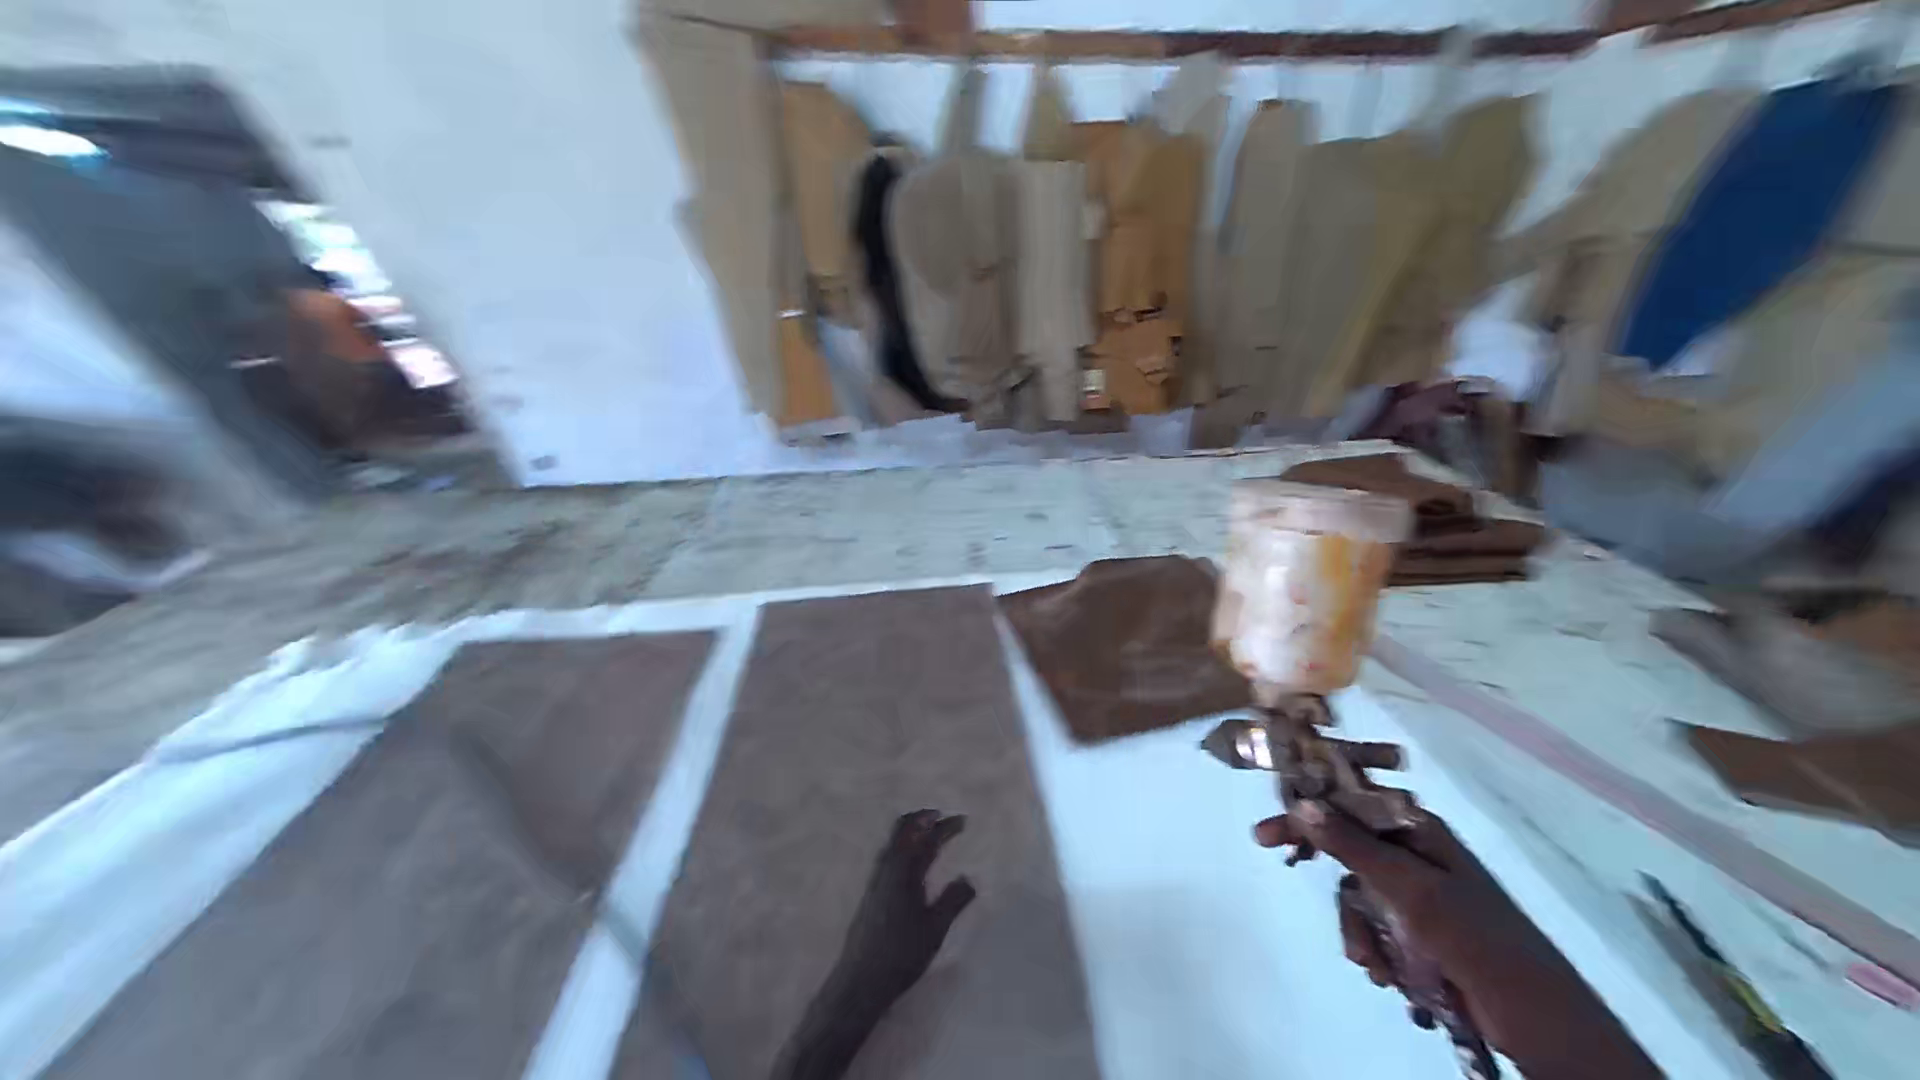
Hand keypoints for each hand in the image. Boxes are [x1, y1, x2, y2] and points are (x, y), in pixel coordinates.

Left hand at [832, 809, 976, 1004]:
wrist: (860, 981)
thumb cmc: (901, 953)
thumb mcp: (935, 928)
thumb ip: (954, 900)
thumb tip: (969, 878)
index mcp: (905, 870)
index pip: (927, 838)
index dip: (946, 826)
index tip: (963, 820)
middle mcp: (887, 867)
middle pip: (903, 828)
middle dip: (923, 818)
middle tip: (942, 817)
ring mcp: (876, 878)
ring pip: (894, 839)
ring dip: (912, 829)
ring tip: (929, 833)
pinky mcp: (871, 891)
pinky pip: (889, 852)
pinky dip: (904, 844)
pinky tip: (911, 861)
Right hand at [1257, 802, 1660, 1079]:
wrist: (1534, 1017)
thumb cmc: (1473, 937)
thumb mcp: (1408, 887)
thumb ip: (1352, 844)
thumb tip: (1302, 803)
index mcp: (1418, 828)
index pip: (1349, 801)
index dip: (1306, 807)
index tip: (1269, 827)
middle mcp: (1414, 851)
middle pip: (1346, 841)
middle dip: (1323, 864)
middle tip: (1278, 856)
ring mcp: (1417, 890)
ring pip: (1355, 889)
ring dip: (1355, 925)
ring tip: (1371, 962)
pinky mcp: (1419, 926)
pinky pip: (1373, 921)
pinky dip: (1371, 944)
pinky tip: (1386, 972)